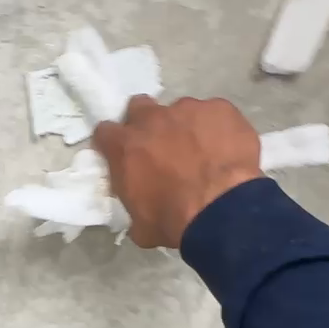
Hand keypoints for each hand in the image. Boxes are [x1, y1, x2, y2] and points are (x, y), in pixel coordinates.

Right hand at [93, 96, 262, 248]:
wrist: (219, 209)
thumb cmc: (170, 219)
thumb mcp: (138, 221)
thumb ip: (132, 200)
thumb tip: (139, 204)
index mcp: (124, 147)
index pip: (104, 132)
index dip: (112, 141)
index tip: (119, 152)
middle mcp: (151, 120)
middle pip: (139, 107)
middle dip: (145, 122)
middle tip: (158, 144)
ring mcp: (187, 110)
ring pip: (180, 111)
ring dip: (184, 126)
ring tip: (199, 150)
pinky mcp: (220, 108)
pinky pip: (214, 113)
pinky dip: (216, 127)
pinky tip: (223, 148)